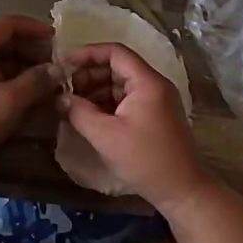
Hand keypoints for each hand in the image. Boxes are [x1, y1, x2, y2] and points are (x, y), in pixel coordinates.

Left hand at [0, 16, 60, 166]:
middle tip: (55, 63)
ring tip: (47, 79)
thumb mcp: (11, 100)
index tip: (56, 39)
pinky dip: (12, 78)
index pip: (8, 24)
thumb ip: (38, 80)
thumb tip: (59, 69)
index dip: (34, 28)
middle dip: (32, 50)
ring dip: (24, 65)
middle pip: (4, 40)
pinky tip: (29, 91)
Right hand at [61, 43, 214, 211]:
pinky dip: (108, 103)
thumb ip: (80, 112)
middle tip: (65, 89)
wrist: (182, 190)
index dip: (88, 53)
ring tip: (73, 104)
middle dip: (89, 74)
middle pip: (118, 67)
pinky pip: (127, 99)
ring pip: (121, 84)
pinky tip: (89, 116)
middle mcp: (154, 84)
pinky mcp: (155, 115)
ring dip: (96, 90)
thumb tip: (60, 98)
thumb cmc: (145, 159)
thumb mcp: (106, 136)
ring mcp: (156, 100)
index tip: (63, 63)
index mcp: (147, 81)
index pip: (115, 52)